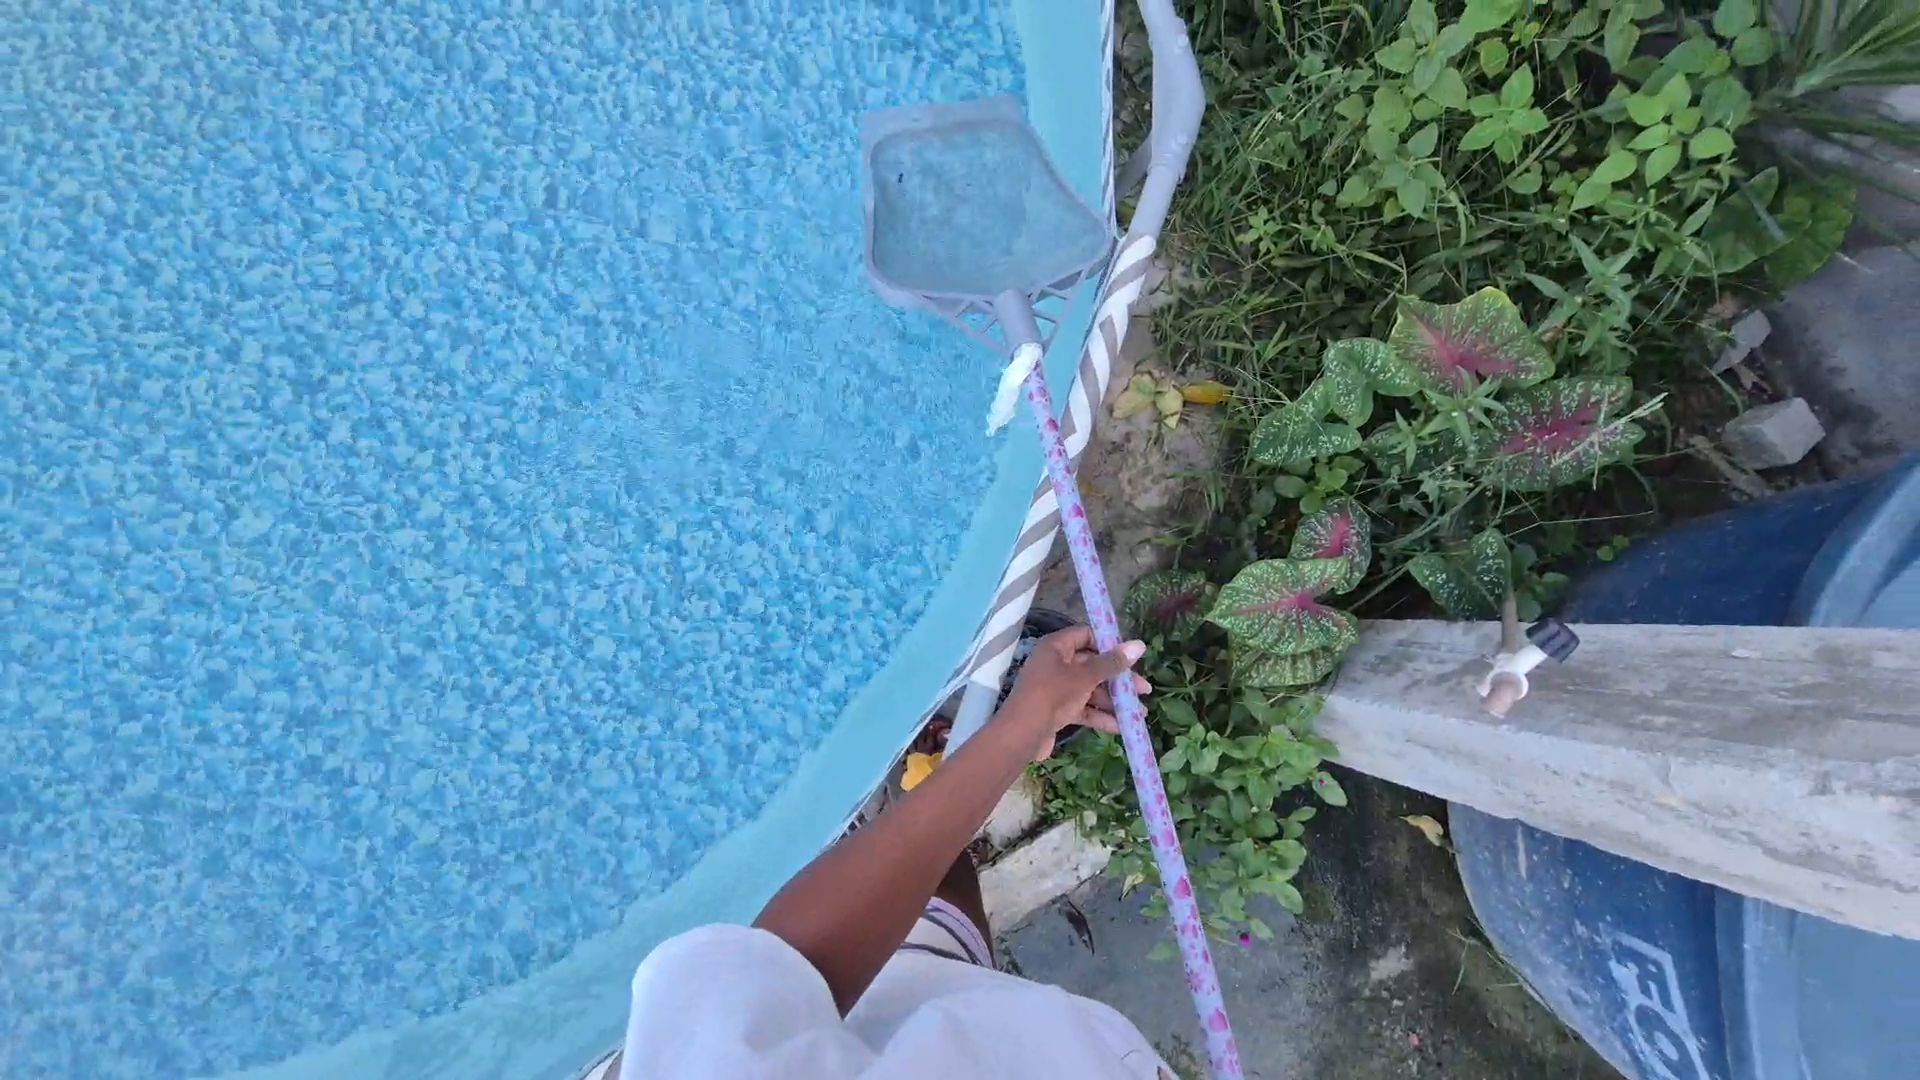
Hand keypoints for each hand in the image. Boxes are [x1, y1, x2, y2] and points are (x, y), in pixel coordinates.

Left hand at [998, 626, 1149, 759]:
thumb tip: (1139, 645)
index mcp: (1056, 647)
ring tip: (1139, 713)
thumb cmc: (1052, 695)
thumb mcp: (1084, 677)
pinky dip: (1100, 715)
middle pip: (1093, 665)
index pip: (1086, 635)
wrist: (1022, 733)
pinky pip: (1083, 708)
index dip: (1109, 644)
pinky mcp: (1058, 710)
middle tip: (1144, 689)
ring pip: (1090, 689)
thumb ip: (1111, 663)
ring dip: (1113, 701)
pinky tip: (1121, 726)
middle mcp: (1056, 664)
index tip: (1132, 656)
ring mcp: (1057, 688)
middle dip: (1118, 679)